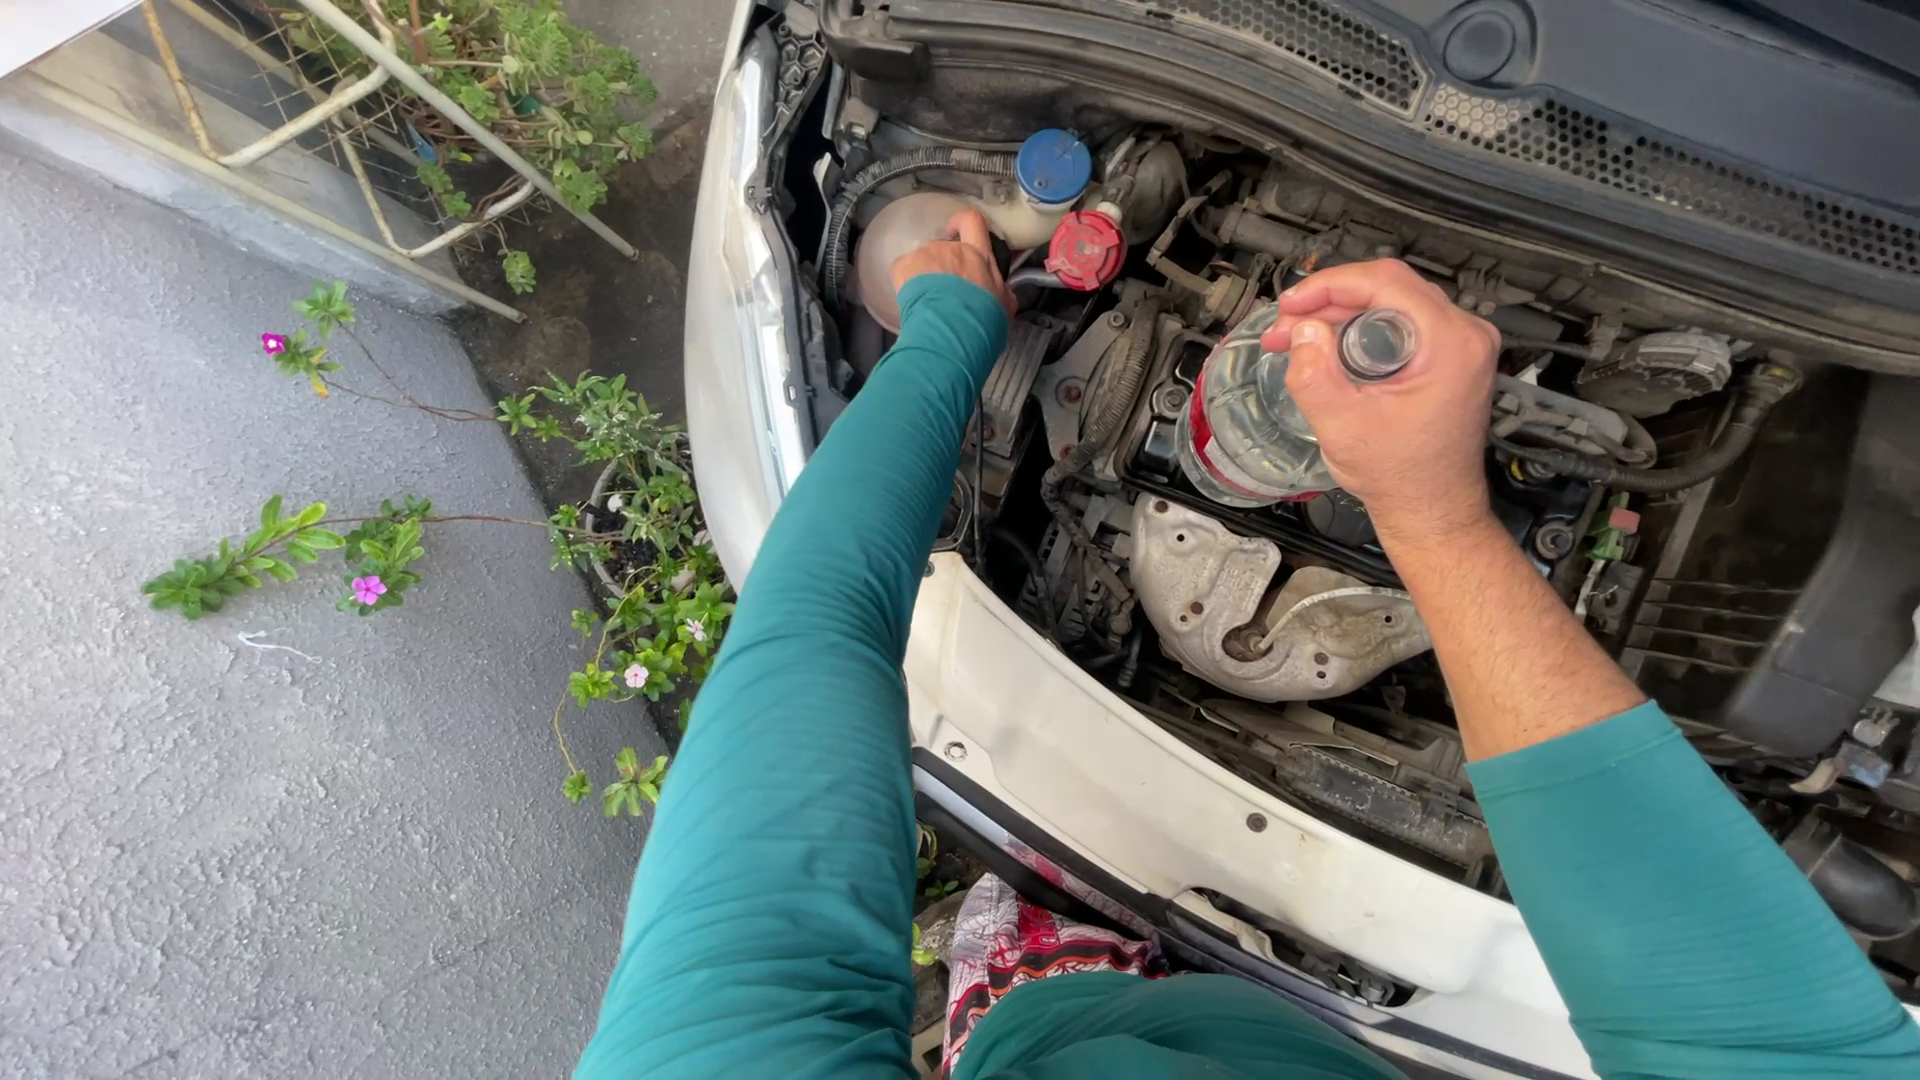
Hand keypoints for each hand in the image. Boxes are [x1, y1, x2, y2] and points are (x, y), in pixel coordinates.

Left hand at [889, 209, 1014, 318]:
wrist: (952, 333)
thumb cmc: (982, 321)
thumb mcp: (1004, 307)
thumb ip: (1002, 292)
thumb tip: (1003, 290)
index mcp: (977, 255)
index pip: (972, 221)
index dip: (961, 223)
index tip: (956, 232)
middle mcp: (950, 248)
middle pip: (944, 248)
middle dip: (943, 266)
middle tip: (945, 293)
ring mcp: (926, 255)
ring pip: (923, 261)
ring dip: (925, 277)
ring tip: (928, 304)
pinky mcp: (904, 266)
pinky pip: (903, 270)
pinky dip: (906, 283)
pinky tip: (913, 303)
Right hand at [1261, 259, 1500, 540]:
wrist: (1428, 505)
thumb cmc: (1399, 474)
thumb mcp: (1342, 425)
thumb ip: (1315, 375)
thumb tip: (1302, 330)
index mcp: (1448, 345)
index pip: (1384, 284)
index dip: (1328, 286)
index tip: (1291, 304)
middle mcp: (1463, 336)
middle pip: (1386, 290)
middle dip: (1326, 303)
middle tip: (1284, 328)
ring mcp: (1458, 346)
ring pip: (1389, 306)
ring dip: (1337, 318)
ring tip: (1295, 341)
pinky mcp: (1446, 358)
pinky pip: (1398, 326)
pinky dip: (1357, 332)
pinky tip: (1325, 351)